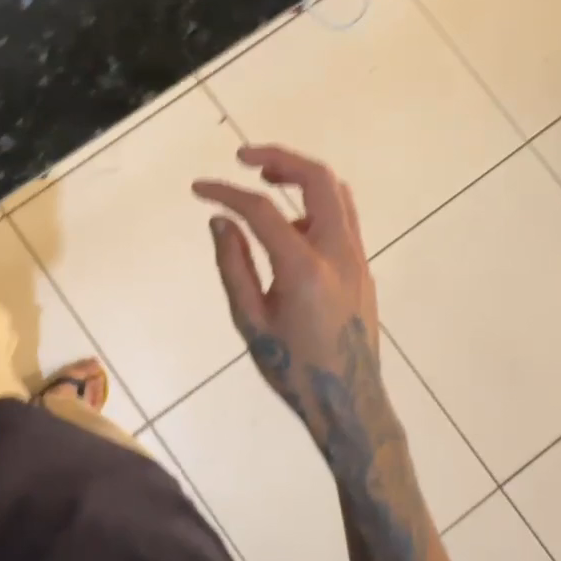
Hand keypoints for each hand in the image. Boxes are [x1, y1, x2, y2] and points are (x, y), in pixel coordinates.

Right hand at [193, 144, 382, 428]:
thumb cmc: (292, 369)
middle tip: (243, 158)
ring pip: (336, 193)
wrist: (349, 402)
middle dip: (279, 158)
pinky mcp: (361, 266)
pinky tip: (285, 225)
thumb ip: (233, 265)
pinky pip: (340, 217)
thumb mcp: (250, 321)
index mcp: (304, 269)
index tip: (199, 189)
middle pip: (318, 179)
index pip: (262, 211)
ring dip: (300, 177)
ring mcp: (356, 257)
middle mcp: (338, 252)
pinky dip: (312, 203)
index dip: (226, 193)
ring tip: (265, 179)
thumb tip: (220, 220)